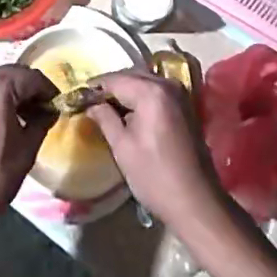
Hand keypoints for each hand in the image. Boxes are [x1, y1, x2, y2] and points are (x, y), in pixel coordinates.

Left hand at [0, 64, 58, 228]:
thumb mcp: (26, 149)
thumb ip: (42, 122)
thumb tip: (49, 111)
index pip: (34, 78)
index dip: (50, 92)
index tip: (59, 108)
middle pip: (17, 74)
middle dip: (33, 90)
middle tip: (46, 112)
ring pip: (2, 80)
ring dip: (18, 93)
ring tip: (29, 118)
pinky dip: (2, 98)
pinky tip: (10, 120)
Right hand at [87, 70, 226, 228]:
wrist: (196, 201)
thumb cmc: (155, 176)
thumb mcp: (122, 148)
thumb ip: (105, 119)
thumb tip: (91, 104)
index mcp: (150, 92)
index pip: (115, 79)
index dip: (95, 88)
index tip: (79, 99)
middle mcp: (167, 84)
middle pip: (131, 76)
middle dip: (111, 88)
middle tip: (92, 105)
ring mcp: (179, 93)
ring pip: (145, 82)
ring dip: (127, 91)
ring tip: (109, 110)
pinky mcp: (185, 105)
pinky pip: (157, 91)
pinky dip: (142, 96)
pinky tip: (131, 114)